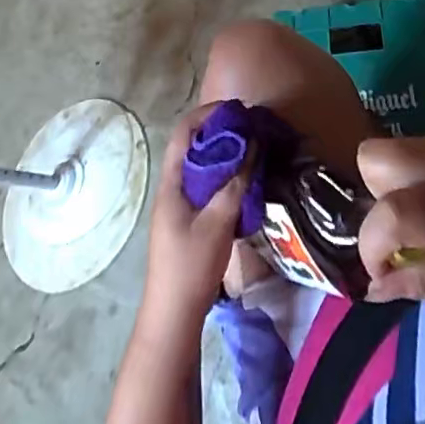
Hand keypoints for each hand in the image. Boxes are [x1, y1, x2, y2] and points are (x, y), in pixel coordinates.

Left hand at [144, 102, 251, 314]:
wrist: (173, 313)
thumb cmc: (190, 266)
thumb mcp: (217, 223)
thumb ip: (234, 185)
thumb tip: (252, 149)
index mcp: (172, 182)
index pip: (184, 133)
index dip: (207, 114)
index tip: (236, 109)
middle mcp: (173, 187)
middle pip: (193, 146)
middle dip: (220, 131)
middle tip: (251, 128)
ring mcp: (180, 204)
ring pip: (202, 166)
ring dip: (224, 153)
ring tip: (252, 148)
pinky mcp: (190, 219)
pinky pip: (208, 185)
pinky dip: (225, 175)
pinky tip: (245, 181)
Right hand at [356, 134, 424, 308]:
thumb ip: (424, 284)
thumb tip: (373, 287)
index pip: (388, 216)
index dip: (372, 246)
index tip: (385, 269)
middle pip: (372, 158)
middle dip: (372, 194)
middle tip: (404, 225)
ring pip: (387, 147)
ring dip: (389, 181)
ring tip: (422, 210)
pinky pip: (408, 145)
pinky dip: (408, 169)